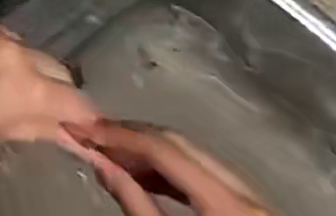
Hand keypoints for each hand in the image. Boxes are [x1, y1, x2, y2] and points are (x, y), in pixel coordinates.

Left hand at [0, 0, 95, 145]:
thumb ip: (39, 127)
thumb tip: (70, 131)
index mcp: (30, 87)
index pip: (80, 101)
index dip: (79, 114)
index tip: (73, 120)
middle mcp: (15, 48)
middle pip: (53, 65)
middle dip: (47, 82)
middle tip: (23, 93)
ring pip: (15, 40)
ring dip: (8, 55)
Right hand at [68, 121, 270, 215]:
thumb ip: (135, 204)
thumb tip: (96, 159)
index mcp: (229, 206)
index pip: (163, 148)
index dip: (117, 134)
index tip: (79, 128)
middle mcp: (248, 194)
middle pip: (179, 143)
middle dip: (130, 136)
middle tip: (91, 136)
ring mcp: (256, 202)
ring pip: (192, 155)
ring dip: (148, 151)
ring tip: (112, 157)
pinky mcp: (253, 211)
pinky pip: (206, 176)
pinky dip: (171, 171)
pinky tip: (145, 177)